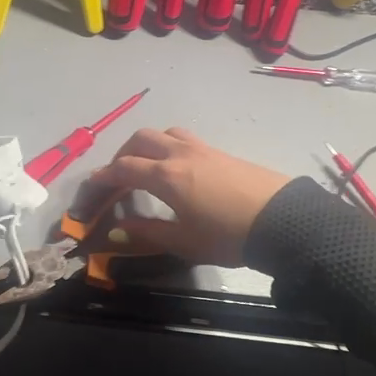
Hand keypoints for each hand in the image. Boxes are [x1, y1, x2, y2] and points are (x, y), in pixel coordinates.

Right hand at [88, 127, 291, 266]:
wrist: (284, 221)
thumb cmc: (229, 236)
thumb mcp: (185, 241)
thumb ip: (148, 231)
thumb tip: (118, 226)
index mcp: (165, 176)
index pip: (122, 168)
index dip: (103, 177)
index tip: (91, 188)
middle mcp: (178, 154)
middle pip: (140, 140)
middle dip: (122, 155)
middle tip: (118, 177)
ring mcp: (202, 149)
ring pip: (164, 133)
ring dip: (147, 145)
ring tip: (147, 166)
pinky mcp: (221, 152)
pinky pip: (184, 139)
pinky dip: (169, 147)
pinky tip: (178, 168)